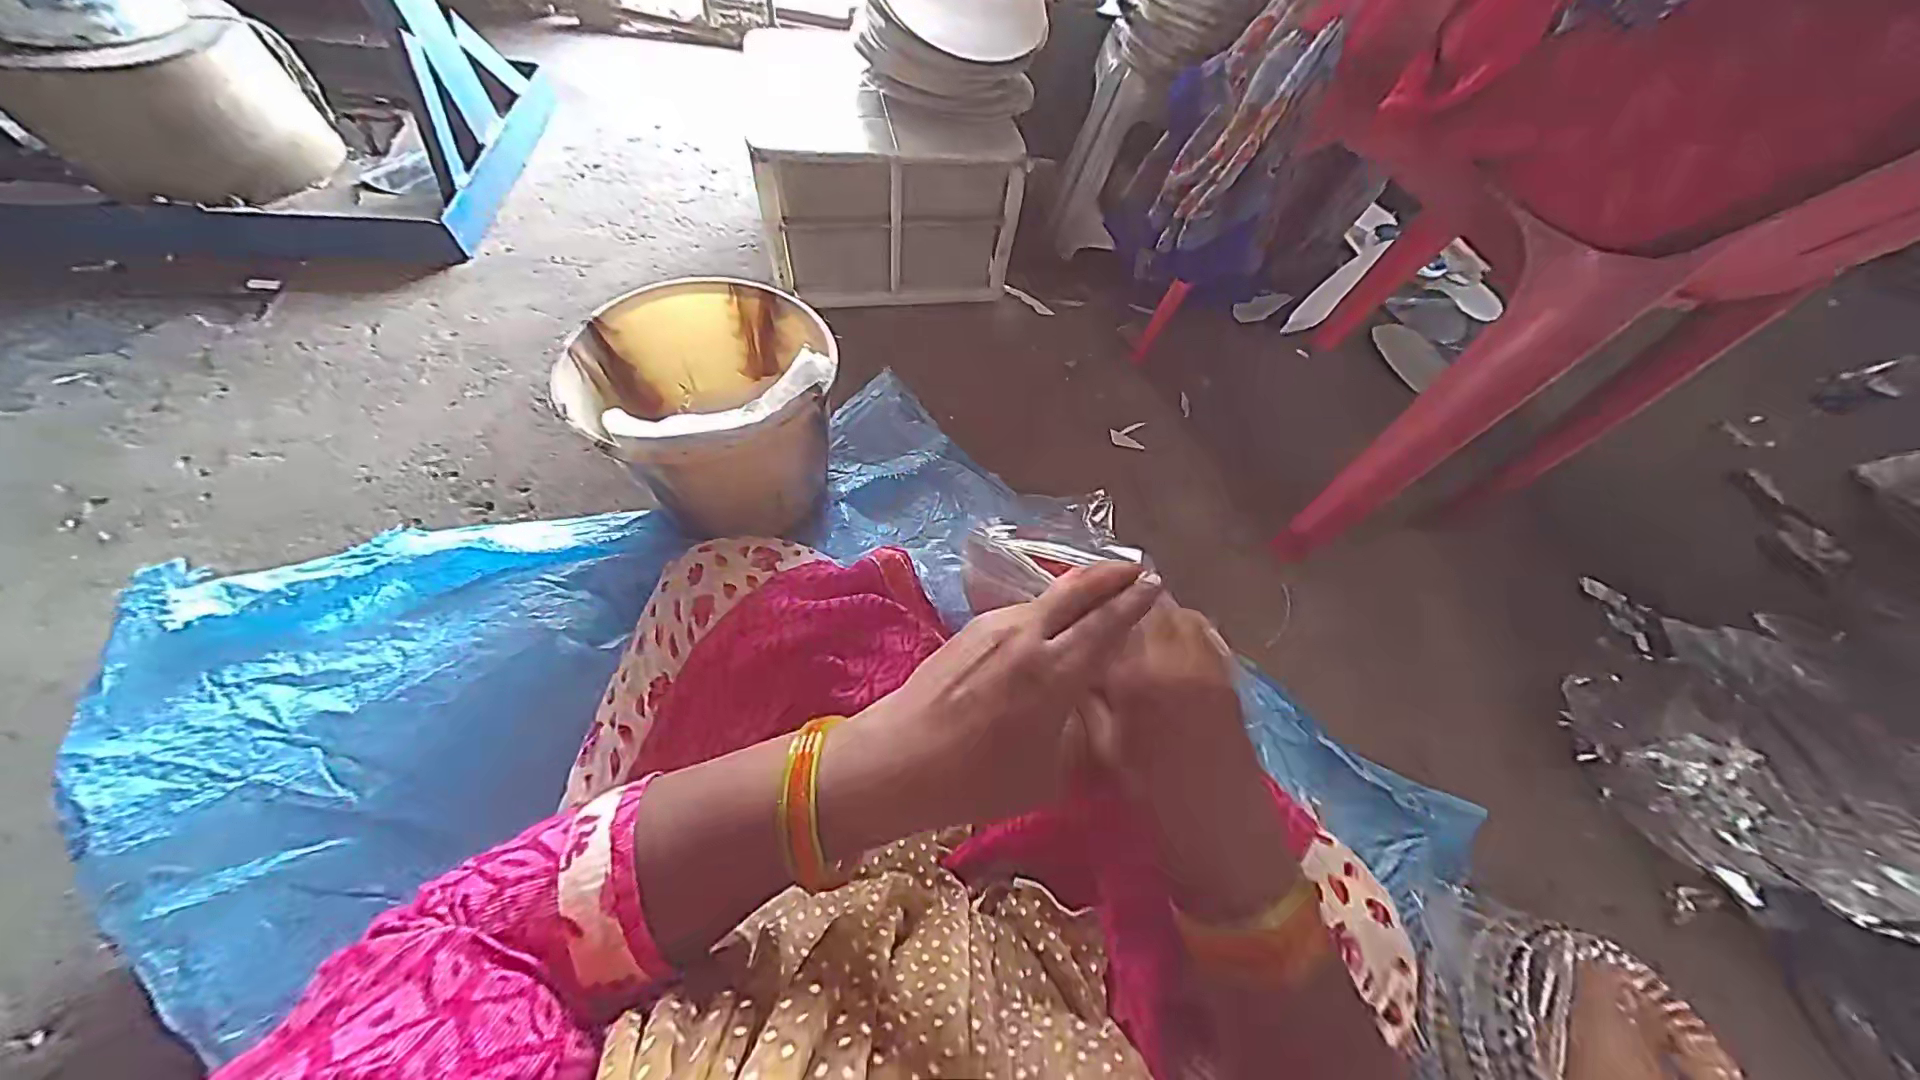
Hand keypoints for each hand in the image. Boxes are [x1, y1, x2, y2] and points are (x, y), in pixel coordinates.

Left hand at [848, 561, 1163, 826]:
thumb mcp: (1049, 771)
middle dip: (1111, 574)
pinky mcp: (969, 630)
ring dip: (1075, 591)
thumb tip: (1089, 703)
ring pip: (1045, 598)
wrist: (900, 758)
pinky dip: (1046, 610)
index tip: (1153, 585)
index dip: (1134, 602)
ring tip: (1095, 597)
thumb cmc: (978, 779)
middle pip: (1077, 589)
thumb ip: (1078, 729)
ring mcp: (993, 627)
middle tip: (1135, 567)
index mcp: (1054, 671)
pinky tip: (1048, 625)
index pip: (1106, 623)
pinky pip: (1020, 612)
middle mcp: (1026, 635)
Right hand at [1086, 602, 1299, 921]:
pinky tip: (1161, 653)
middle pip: (1149, 605)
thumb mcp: (1104, 751)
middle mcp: (1177, 657)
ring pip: (1178, 613)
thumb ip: (1087, 700)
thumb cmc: (1155, 803)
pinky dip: (1179, 629)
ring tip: (1129, 636)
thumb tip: (1073, 664)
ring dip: (1152, 616)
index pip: (1111, 619)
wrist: (1228, 840)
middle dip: (1122, 606)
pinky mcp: (1228, 676)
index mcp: (1139, 677)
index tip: (1073, 613)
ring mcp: (1209, 664)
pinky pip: (1202, 633)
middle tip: (1099, 621)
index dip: (1091, 609)